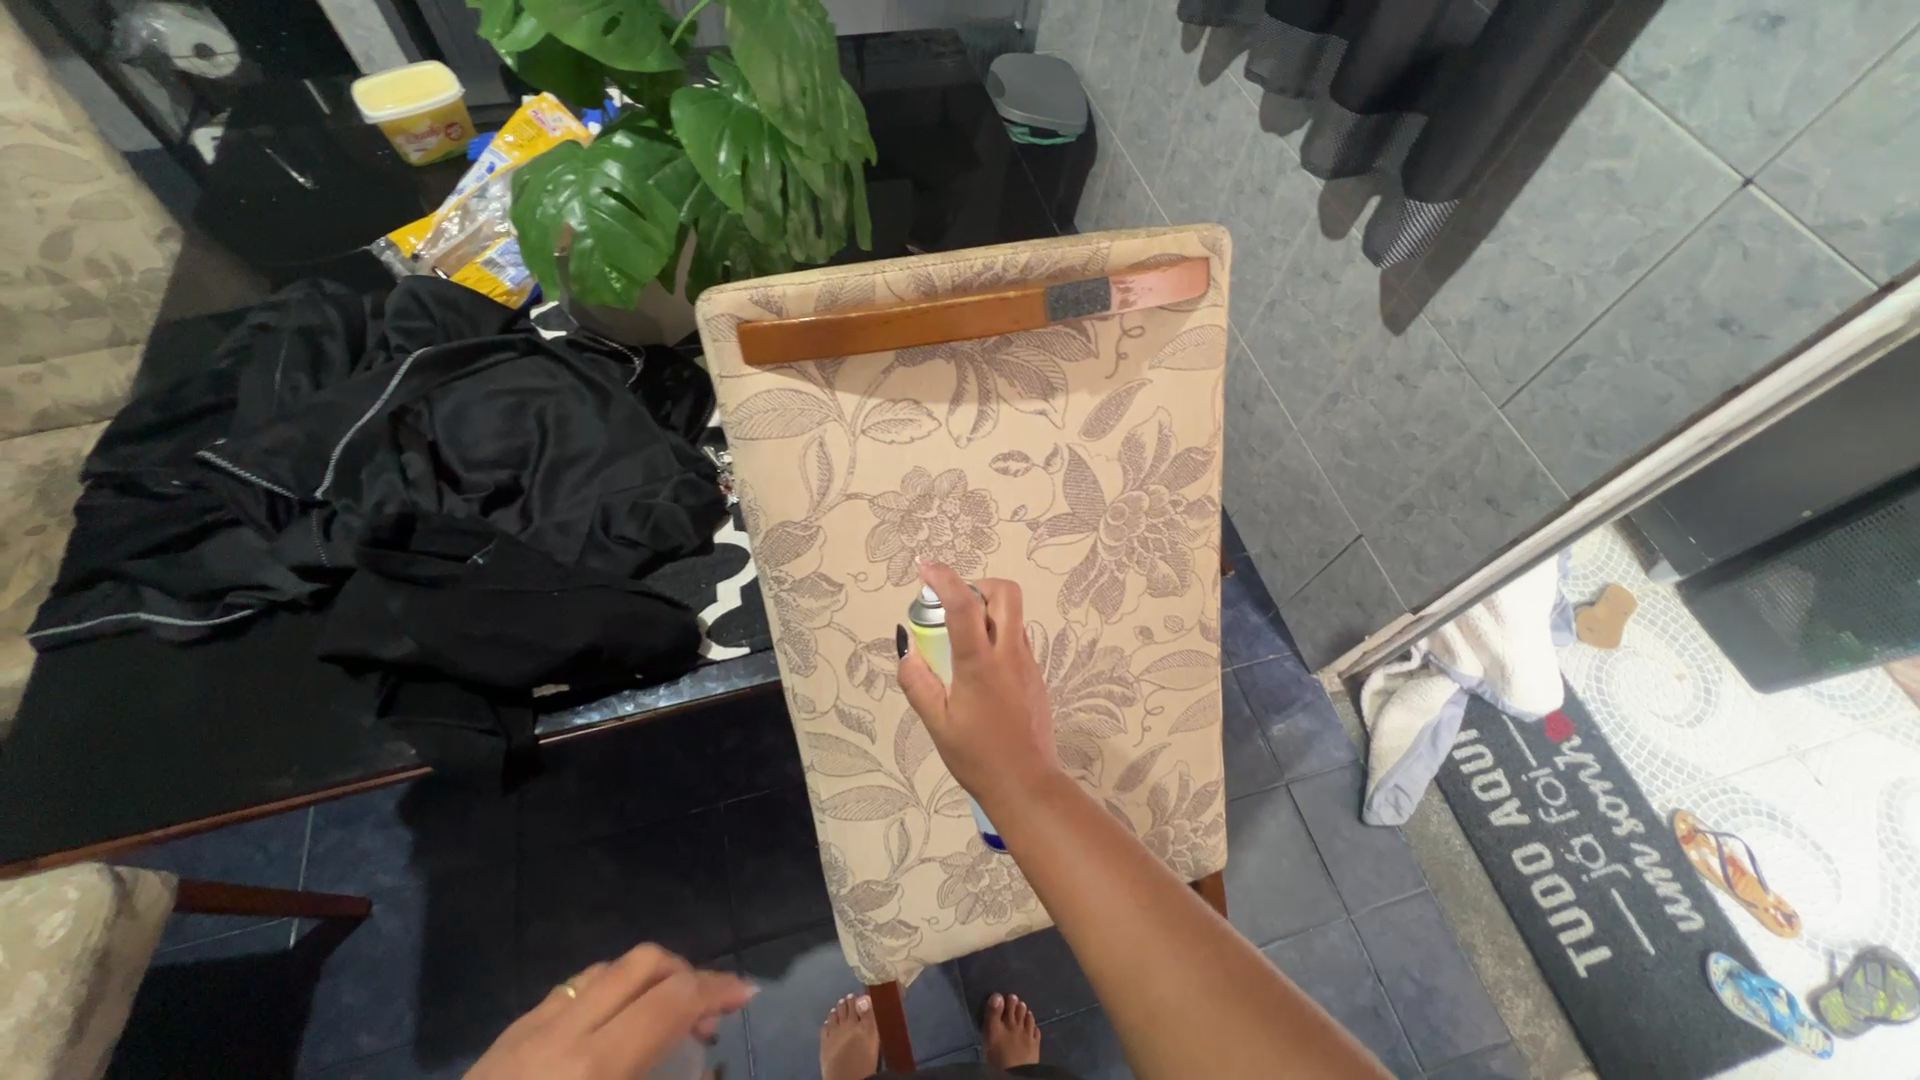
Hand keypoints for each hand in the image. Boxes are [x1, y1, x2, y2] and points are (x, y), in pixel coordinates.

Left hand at [465, 944, 753, 1079]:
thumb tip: (703, 1070)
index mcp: (594, 1068)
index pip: (673, 998)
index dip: (717, 989)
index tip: (745, 996)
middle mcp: (565, 1033)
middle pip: (644, 963)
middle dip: (687, 973)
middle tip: (705, 1014)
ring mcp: (530, 1028)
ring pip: (607, 969)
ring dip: (647, 980)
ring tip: (662, 1017)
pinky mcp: (505, 1036)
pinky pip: (571, 991)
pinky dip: (607, 995)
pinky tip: (609, 1030)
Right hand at [897, 560, 1057, 806]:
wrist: (1027, 784)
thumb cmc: (977, 757)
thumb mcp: (936, 723)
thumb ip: (917, 682)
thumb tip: (907, 651)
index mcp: (980, 664)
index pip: (962, 605)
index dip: (943, 578)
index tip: (925, 568)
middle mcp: (1009, 655)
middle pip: (1006, 593)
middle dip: (978, 584)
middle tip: (953, 603)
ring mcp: (1027, 663)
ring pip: (1014, 615)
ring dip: (988, 610)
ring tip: (961, 637)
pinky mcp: (1036, 675)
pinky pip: (1017, 638)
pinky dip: (996, 635)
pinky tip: (979, 667)